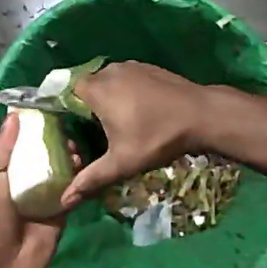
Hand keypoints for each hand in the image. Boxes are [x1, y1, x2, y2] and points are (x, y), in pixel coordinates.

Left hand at [0, 115, 64, 267]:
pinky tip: (81, 165)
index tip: (48, 106)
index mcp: (0, 168)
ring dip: (68, 154)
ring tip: (74, 147)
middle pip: (42, 150)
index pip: (17, 139)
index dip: (30, 124)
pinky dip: (77, 175)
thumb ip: (0, 150)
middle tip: (66, 128)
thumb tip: (14, 115)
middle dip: (54, 139)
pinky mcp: (61, 206)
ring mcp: (44, 191)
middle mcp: (23, 176)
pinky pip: (71, 186)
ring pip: (59, 165)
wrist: (4, 264)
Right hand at [60, 62, 216, 208]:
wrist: (202, 114)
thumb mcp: (122, 162)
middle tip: (94, 130)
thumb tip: (65, 201)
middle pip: (86, 85)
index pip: (66, 91)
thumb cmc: (157, 136)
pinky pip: (125, 76)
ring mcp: (130, 66)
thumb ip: (91, 178)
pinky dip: (125, 90)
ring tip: (116, 122)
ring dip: (107, 96)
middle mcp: (109, 71)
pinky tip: (137, 110)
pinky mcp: (148, 66)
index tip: (72, 128)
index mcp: (97, 89)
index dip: (66, 108)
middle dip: (87, 105)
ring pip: (107, 80)